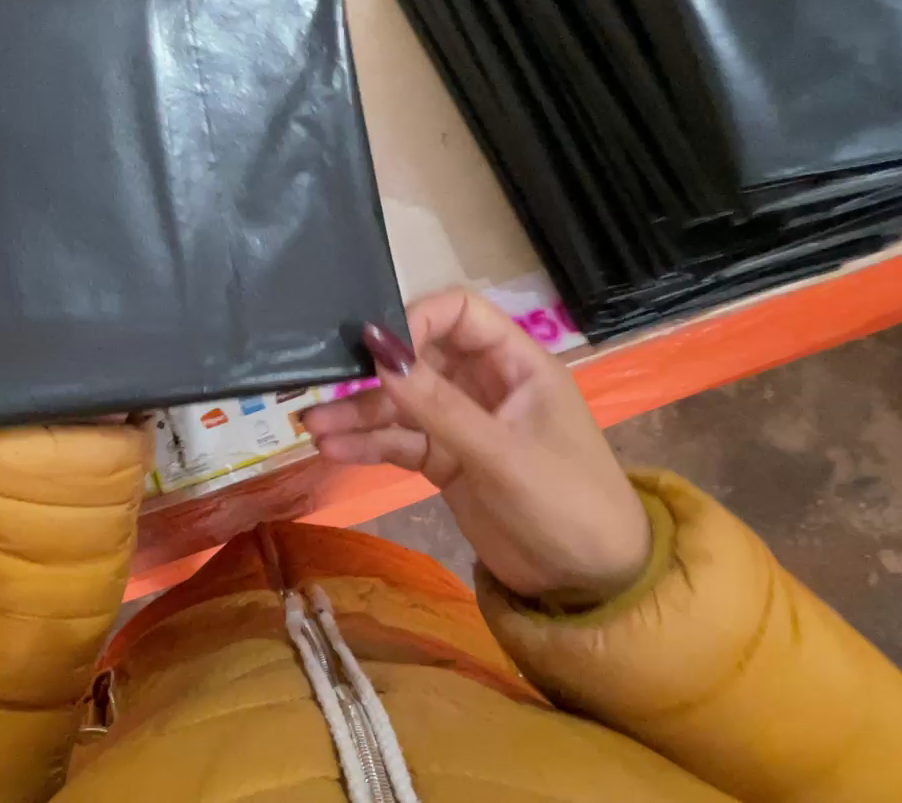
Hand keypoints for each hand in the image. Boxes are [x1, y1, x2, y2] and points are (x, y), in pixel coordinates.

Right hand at [302, 288, 648, 609]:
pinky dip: (367, 445)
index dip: (416, 320)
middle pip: (418, 359)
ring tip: (312, 426)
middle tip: (324, 384)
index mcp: (515, 365)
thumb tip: (378, 350)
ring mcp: (461, 424)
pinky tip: (332, 450)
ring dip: (358, 414)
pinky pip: (399, 442)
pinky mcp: (444, 461)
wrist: (588, 587)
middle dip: (372, 373)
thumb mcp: (501, 454)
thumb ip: (437, 405)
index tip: (377, 349)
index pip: (458, 314)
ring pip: (400, 404)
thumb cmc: (567, 505)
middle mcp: (484, 385)